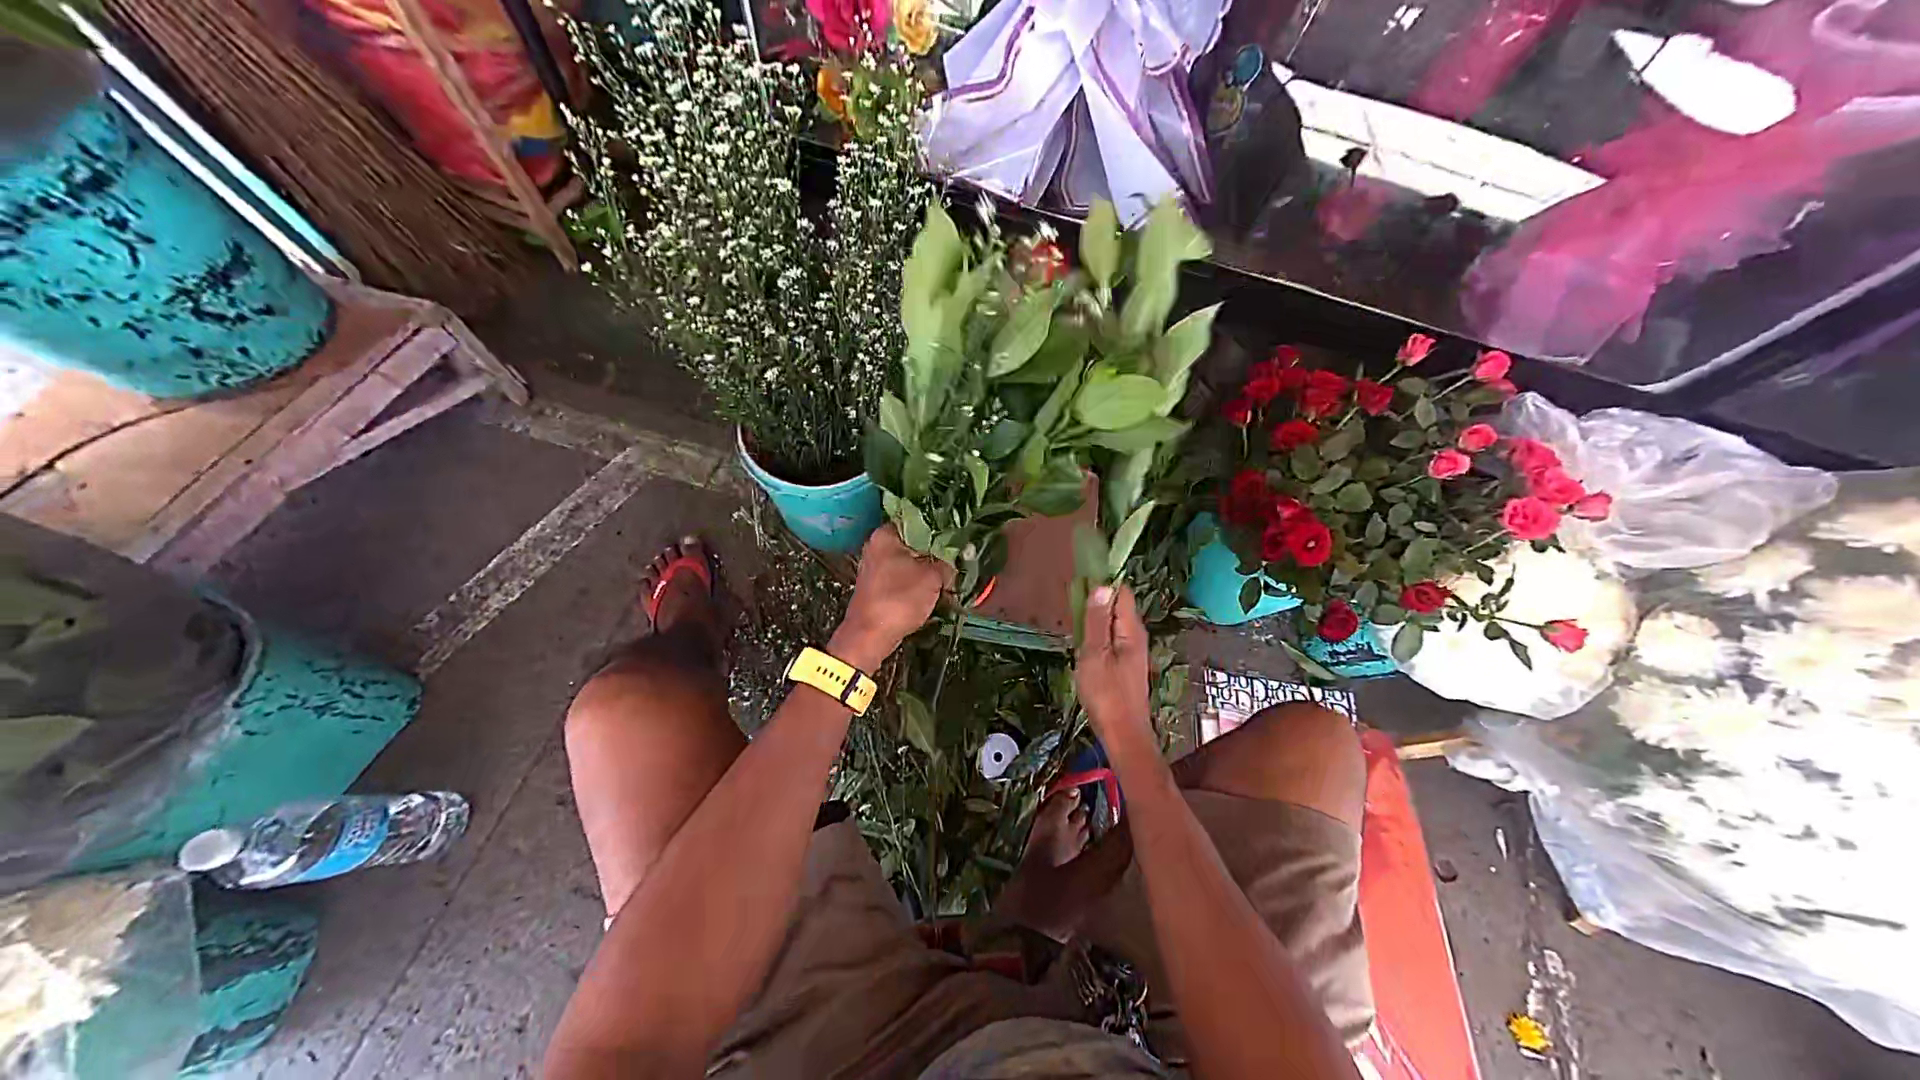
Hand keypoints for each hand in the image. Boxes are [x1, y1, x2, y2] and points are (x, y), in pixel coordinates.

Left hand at [830, 524, 948, 669]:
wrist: (870, 636)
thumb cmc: (898, 600)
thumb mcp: (933, 576)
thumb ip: (947, 560)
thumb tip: (960, 554)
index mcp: (886, 534)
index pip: (918, 518)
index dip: (941, 526)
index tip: (958, 534)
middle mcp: (877, 545)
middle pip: (914, 539)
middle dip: (936, 548)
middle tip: (957, 554)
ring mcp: (875, 565)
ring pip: (909, 558)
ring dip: (928, 566)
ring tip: (949, 572)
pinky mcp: (878, 584)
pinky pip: (903, 574)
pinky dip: (917, 579)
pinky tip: (933, 586)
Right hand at [1074, 584, 1151, 748]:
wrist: (1122, 734)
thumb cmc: (1106, 694)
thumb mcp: (1094, 654)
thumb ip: (1096, 621)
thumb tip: (1101, 586)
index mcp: (1131, 630)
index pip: (1121, 592)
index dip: (1102, 583)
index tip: (1078, 582)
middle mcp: (1136, 636)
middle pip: (1116, 606)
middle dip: (1095, 600)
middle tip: (1070, 603)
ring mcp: (1132, 651)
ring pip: (1112, 624)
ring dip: (1093, 619)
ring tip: (1072, 622)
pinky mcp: (1124, 665)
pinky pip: (1110, 639)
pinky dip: (1095, 636)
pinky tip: (1081, 644)